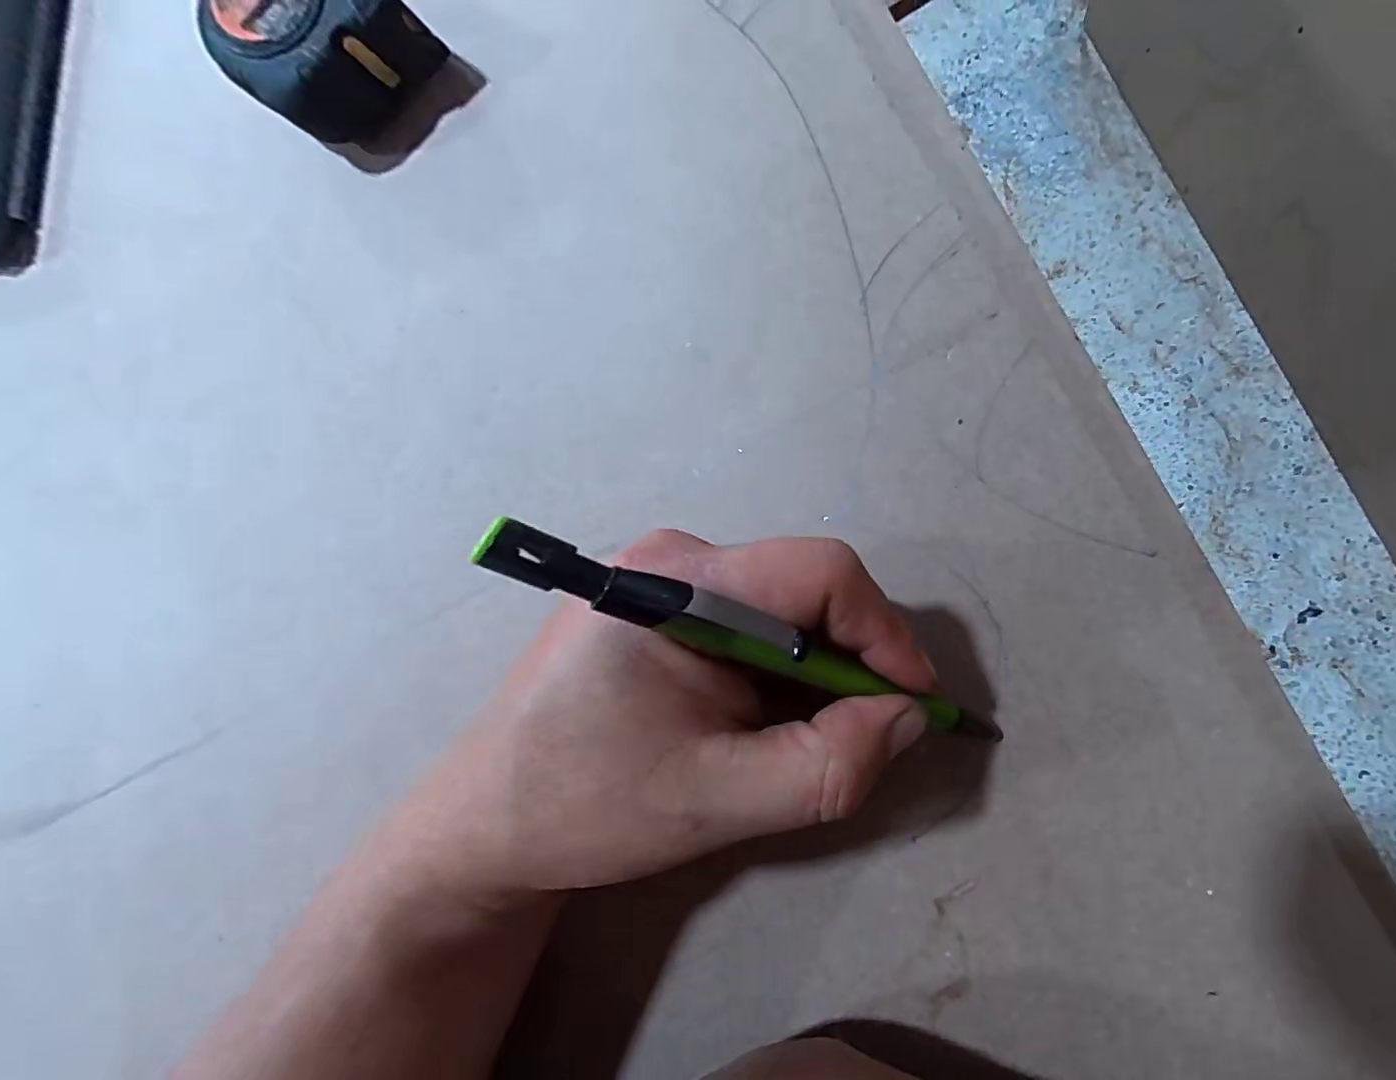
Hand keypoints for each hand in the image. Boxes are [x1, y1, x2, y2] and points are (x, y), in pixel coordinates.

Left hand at [388, 529, 937, 905]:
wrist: (483, 823)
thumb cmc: (584, 808)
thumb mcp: (718, 801)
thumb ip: (829, 765)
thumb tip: (910, 718)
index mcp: (678, 582)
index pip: (820, 571)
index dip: (882, 632)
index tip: (912, 702)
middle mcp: (677, 558)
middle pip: (809, 586)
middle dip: (857, 657)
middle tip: (875, 726)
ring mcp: (669, 576)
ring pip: (790, 605)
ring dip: (825, 667)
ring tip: (821, 731)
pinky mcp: (669, 604)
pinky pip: (762, 620)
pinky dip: (792, 668)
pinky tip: (775, 716)